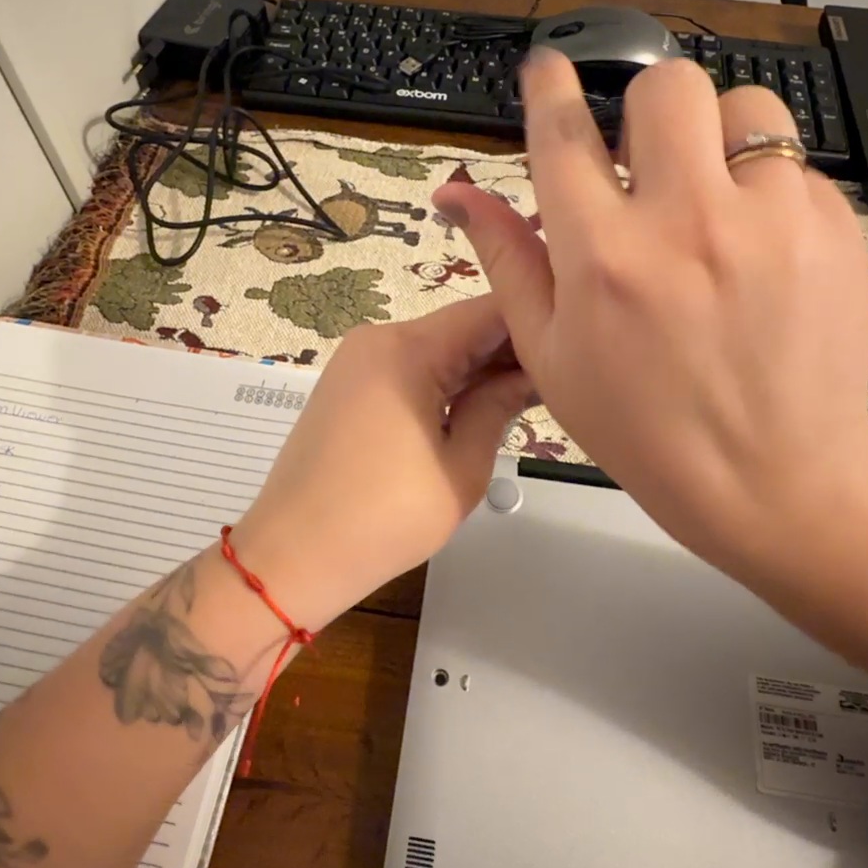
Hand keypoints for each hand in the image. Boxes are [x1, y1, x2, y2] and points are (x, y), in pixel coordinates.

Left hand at [231, 295, 533, 627]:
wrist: (290, 556)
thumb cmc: (382, 519)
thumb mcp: (462, 467)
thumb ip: (499, 406)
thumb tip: (532, 374)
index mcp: (408, 349)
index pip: (490, 311)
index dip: (538, 323)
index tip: (577, 349)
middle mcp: (379, 338)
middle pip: (462, 327)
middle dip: (510, 351)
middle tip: (562, 383)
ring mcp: (358, 360)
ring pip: (437, 348)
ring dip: (479, 369)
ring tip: (527, 399)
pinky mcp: (348, 385)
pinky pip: (409, 368)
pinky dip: (445, 382)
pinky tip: (477, 407)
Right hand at [432, 49, 867, 565]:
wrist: (771, 478)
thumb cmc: (642, 427)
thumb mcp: (550, 355)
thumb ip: (507, 260)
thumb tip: (459, 195)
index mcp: (602, 258)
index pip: (564, 134)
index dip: (551, 87)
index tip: (551, 68)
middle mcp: (685, 222)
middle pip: (665, 87)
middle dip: (644, 110)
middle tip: (645, 158)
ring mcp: (768, 219)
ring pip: (743, 107)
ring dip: (716, 138)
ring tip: (711, 197)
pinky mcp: (831, 229)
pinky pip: (793, 165)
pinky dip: (766, 189)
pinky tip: (757, 248)